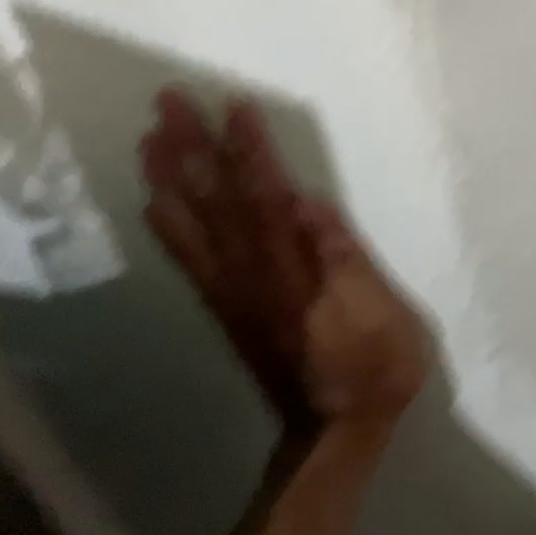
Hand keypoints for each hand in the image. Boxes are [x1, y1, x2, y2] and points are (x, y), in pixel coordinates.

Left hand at [138, 88, 429, 434]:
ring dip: (171, 181)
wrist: (335, 432)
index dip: (251, 152)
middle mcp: (254, 278)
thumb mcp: (383, 317)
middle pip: (219, 206)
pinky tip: (158, 203)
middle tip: (169, 102)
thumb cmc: (375, 369)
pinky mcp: (229, 311)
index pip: (268, 200)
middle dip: (194, 151)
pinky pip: (189, 262)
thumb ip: (347, 262)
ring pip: (195, 230)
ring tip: (152, 138)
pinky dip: (169, 227)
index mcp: (295, 274)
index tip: (234, 107)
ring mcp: (235, 296)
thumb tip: (310, 205)